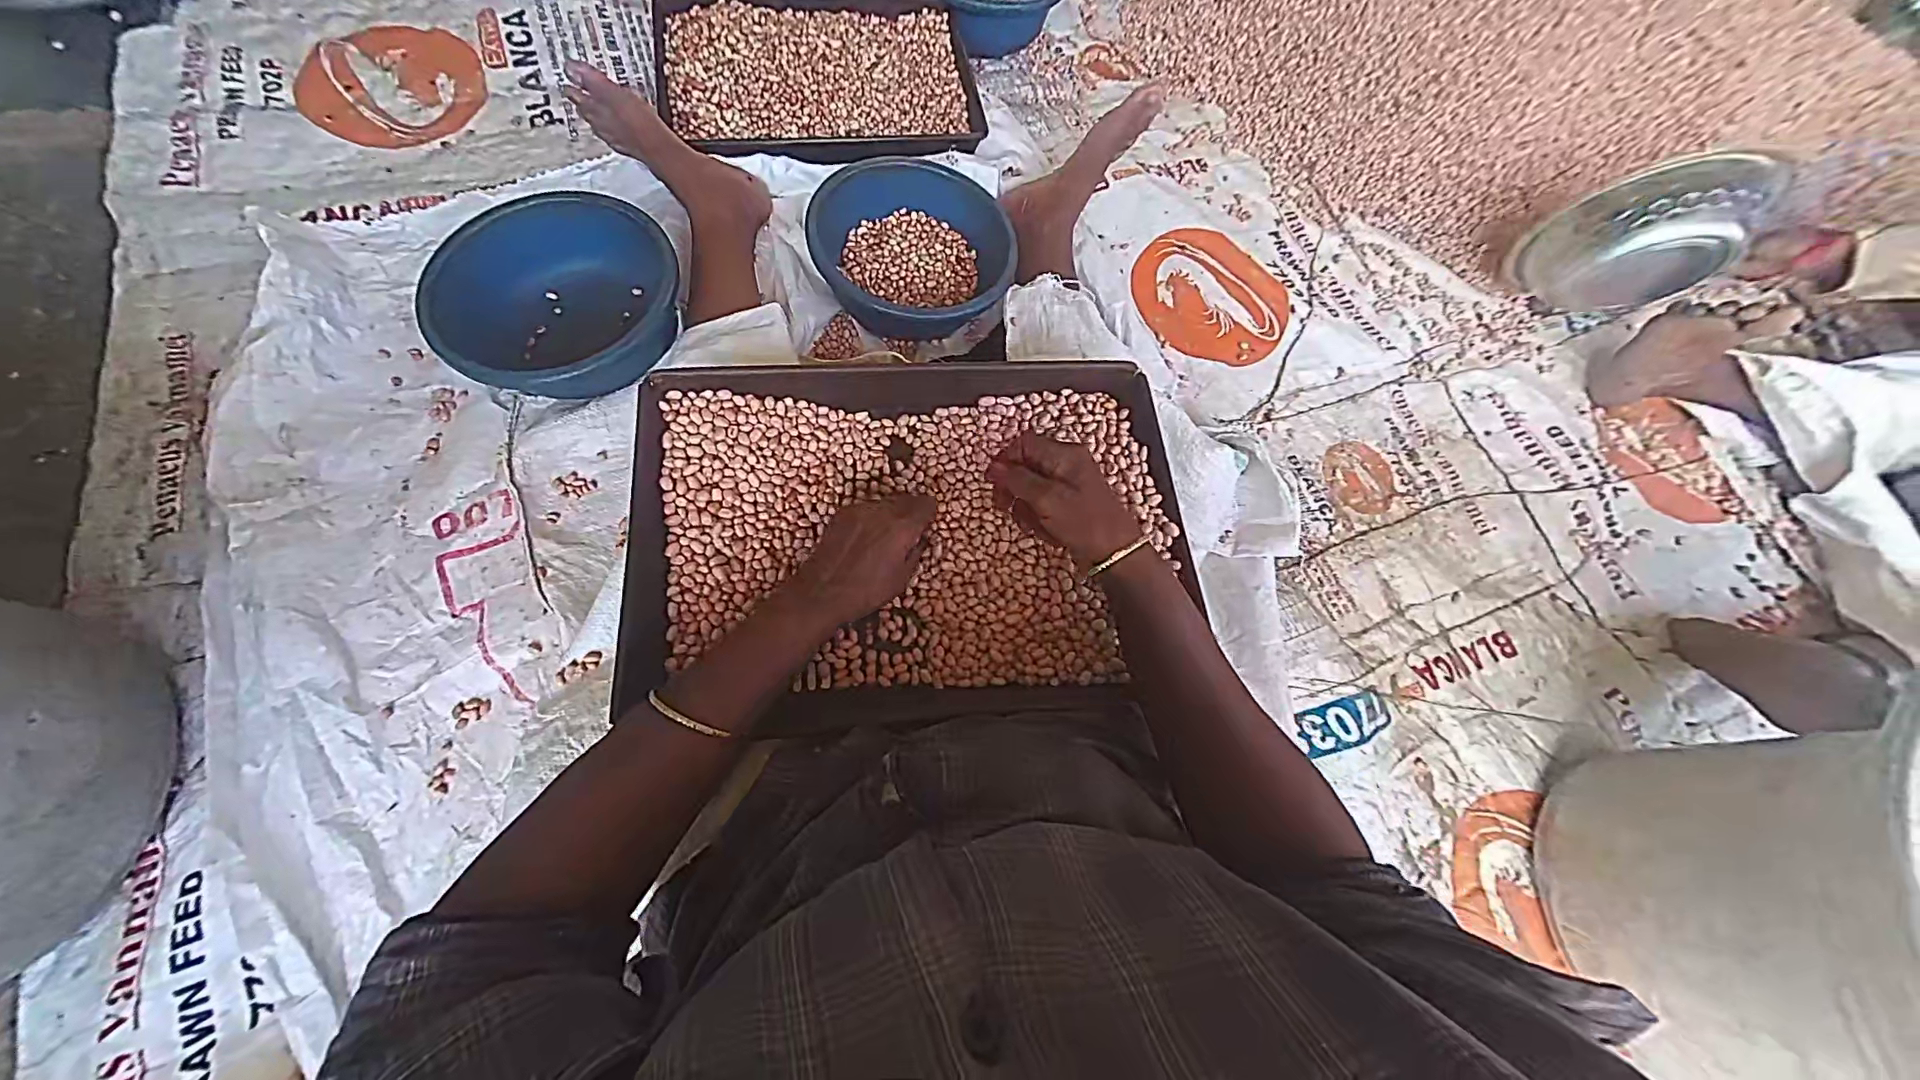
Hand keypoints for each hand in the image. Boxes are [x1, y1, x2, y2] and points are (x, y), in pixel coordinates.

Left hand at [782, 493, 934, 626]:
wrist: (822, 592)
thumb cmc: (867, 592)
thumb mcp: (901, 578)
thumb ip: (915, 552)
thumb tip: (920, 538)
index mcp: (903, 528)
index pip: (925, 505)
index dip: (929, 513)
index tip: (927, 523)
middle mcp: (883, 512)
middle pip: (906, 499)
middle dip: (912, 511)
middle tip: (910, 529)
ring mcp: (860, 510)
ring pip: (885, 502)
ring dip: (891, 513)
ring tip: (887, 534)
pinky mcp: (842, 513)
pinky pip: (866, 508)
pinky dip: (872, 516)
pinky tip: (867, 536)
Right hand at [988, 433, 1143, 569]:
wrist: (1115, 553)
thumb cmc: (1086, 523)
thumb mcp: (1047, 499)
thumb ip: (1018, 479)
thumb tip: (994, 467)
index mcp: (1065, 454)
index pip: (1024, 444)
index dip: (1005, 460)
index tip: (994, 482)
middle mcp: (1066, 465)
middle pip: (1024, 466)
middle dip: (1013, 489)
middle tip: (1006, 507)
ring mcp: (1066, 485)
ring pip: (1029, 489)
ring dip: (1026, 508)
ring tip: (1037, 524)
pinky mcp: (1066, 504)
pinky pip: (1041, 505)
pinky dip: (1038, 518)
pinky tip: (1048, 531)